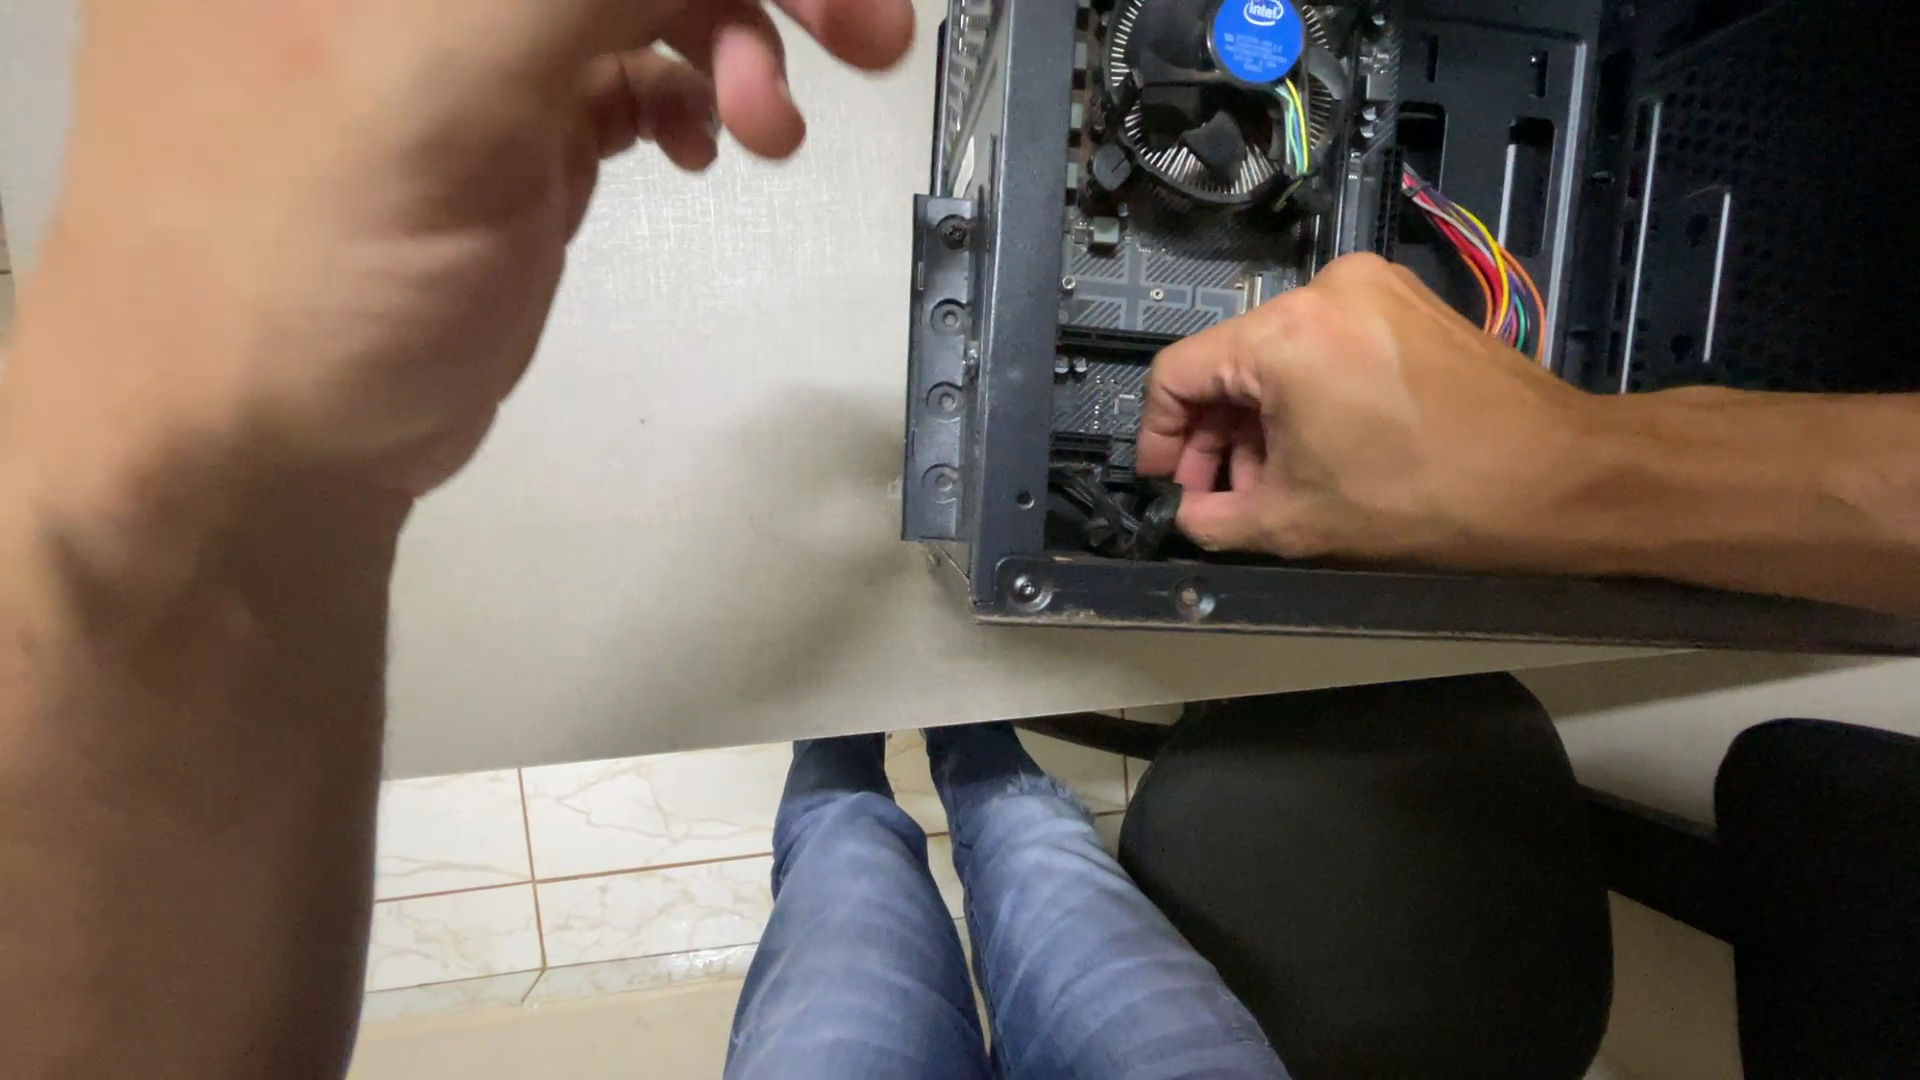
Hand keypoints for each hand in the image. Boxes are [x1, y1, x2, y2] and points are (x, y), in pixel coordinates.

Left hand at [2, 0, 912, 509]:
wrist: (274, 433)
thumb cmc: (312, 266)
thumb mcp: (434, 88)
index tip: (848, 5)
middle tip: (876, 43)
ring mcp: (464, 35)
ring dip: (734, 42)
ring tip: (771, 135)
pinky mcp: (511, 120)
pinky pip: (625, 69)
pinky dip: (687, 96)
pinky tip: (700, 150)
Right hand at [1138, 253, 1597, 567]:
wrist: (1559, 478)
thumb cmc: (1424, 497)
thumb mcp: (1290, 522)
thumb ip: (1208, 520)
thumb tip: (1184, 512)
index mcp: (1284, 333)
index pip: (1175, 375)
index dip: (1157, 437)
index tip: (1165, 482)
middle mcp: (1321, 289)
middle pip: (1224, 364)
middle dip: (1212, 439)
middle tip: (1216, 494)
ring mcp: (1368, 288)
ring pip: (1269, 359)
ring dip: (1254, 425)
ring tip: (1269, 482)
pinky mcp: (1399, 302)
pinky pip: (1315, 348)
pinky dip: (1297, 400)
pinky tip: (1311, 450)